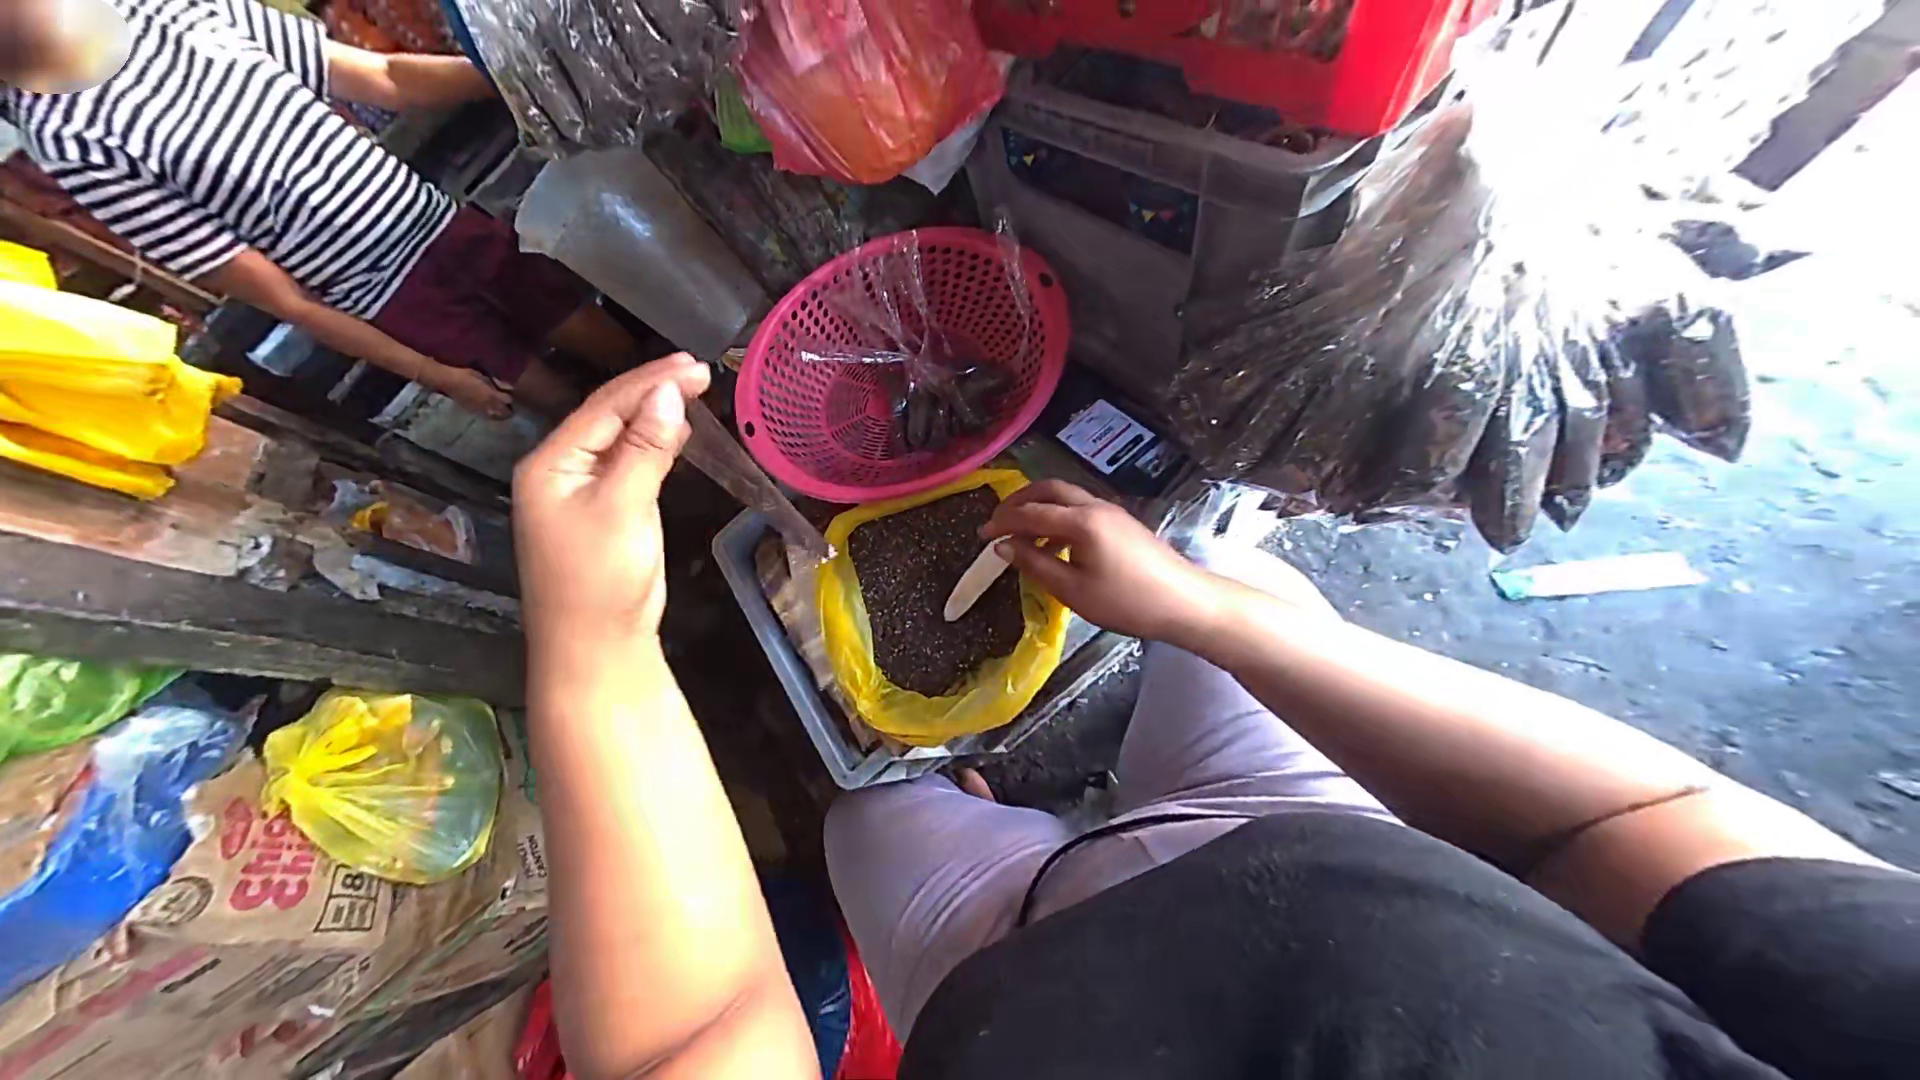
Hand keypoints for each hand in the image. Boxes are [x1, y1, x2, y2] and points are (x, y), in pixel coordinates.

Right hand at [432, 366, 513, 419]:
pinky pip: (485, 416)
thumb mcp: (482, 376)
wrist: (446, 381)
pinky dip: (489, 414)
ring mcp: (480, 409)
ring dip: (500, 414)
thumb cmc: (464, 375)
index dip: (509, 398)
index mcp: (491, 395)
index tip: (508, 396)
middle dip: (508, 410)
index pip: (508, 400)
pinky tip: (489, 411)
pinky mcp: (472, 411)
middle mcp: (488, 404)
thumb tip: (509, 387)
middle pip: (505, 412)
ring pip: (496, 416)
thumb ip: (496, 383)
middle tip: (508, 407)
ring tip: (500, 411)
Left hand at [513, 354, 710, 645]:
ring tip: (693, 391)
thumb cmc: (601, 579)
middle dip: (654, 391)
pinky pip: (633, 464)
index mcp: (552, 464)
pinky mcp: (611, 511)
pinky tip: (677, 433)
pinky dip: (658, 444)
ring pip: (623, 439)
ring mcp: (586, 492)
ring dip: (657, 414)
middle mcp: (563, 470)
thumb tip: (668, 393)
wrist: (598, 646)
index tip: (694, 366)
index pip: (604, 407)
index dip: (649, 382)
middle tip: (700, 372)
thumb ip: (646, 450)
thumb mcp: (624, 509)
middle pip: (611, 417)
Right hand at [982, 480, 1331, 647]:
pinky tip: (1052, 543)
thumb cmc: (1126, 601)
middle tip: (997, 520)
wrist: (1185, 603)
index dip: (1002, 522)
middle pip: (1048, 489)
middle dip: (1018, 501)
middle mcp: (1095, 506)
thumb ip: (1034, 563)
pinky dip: (1057, 517)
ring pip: (1065, 497)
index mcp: (1081, 521)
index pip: (1030, 512)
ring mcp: (1111, 511)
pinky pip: (1079, 509)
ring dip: (1038, 507)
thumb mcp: (1073, 590)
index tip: (981, 535)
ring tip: (1019, 534)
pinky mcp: (1121, 522)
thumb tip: (1003, 547)